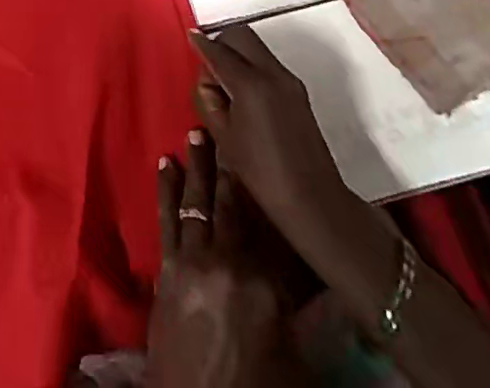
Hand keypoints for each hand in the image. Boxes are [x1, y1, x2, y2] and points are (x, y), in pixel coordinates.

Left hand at [146, 129, 299, 387]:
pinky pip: (167, 218)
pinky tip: (166, 164)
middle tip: (228, 126)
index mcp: (264, 284)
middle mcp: (226, 261)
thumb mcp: (295, 349)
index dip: (271, 190)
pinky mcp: (167, 267)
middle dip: (230, 165)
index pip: (272, 227)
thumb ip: (304, 306)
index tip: (270, 154)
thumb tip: (323, 274)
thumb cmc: (254, 381)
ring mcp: (192, 261)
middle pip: (231, 205)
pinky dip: (167, 189)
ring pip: (197, 202)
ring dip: (198, 166)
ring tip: (195, 131)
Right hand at [190, 27, 391, 311]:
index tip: (190, 37)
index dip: (201, 44)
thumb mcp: (222, 135)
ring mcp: (289, 80)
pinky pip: (267, 63)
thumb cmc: (261, 172)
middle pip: (241, 35)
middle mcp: (273, 74)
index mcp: (250, 85)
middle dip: (221, 42)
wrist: (310, 196)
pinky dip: (251, 66)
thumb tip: (208, 79)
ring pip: (256, 46)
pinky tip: (242, 94)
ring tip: (225, 86)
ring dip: (237, 53)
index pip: (219, 51)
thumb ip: (209, 98)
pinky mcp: (298, 90)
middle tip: (209, 70)